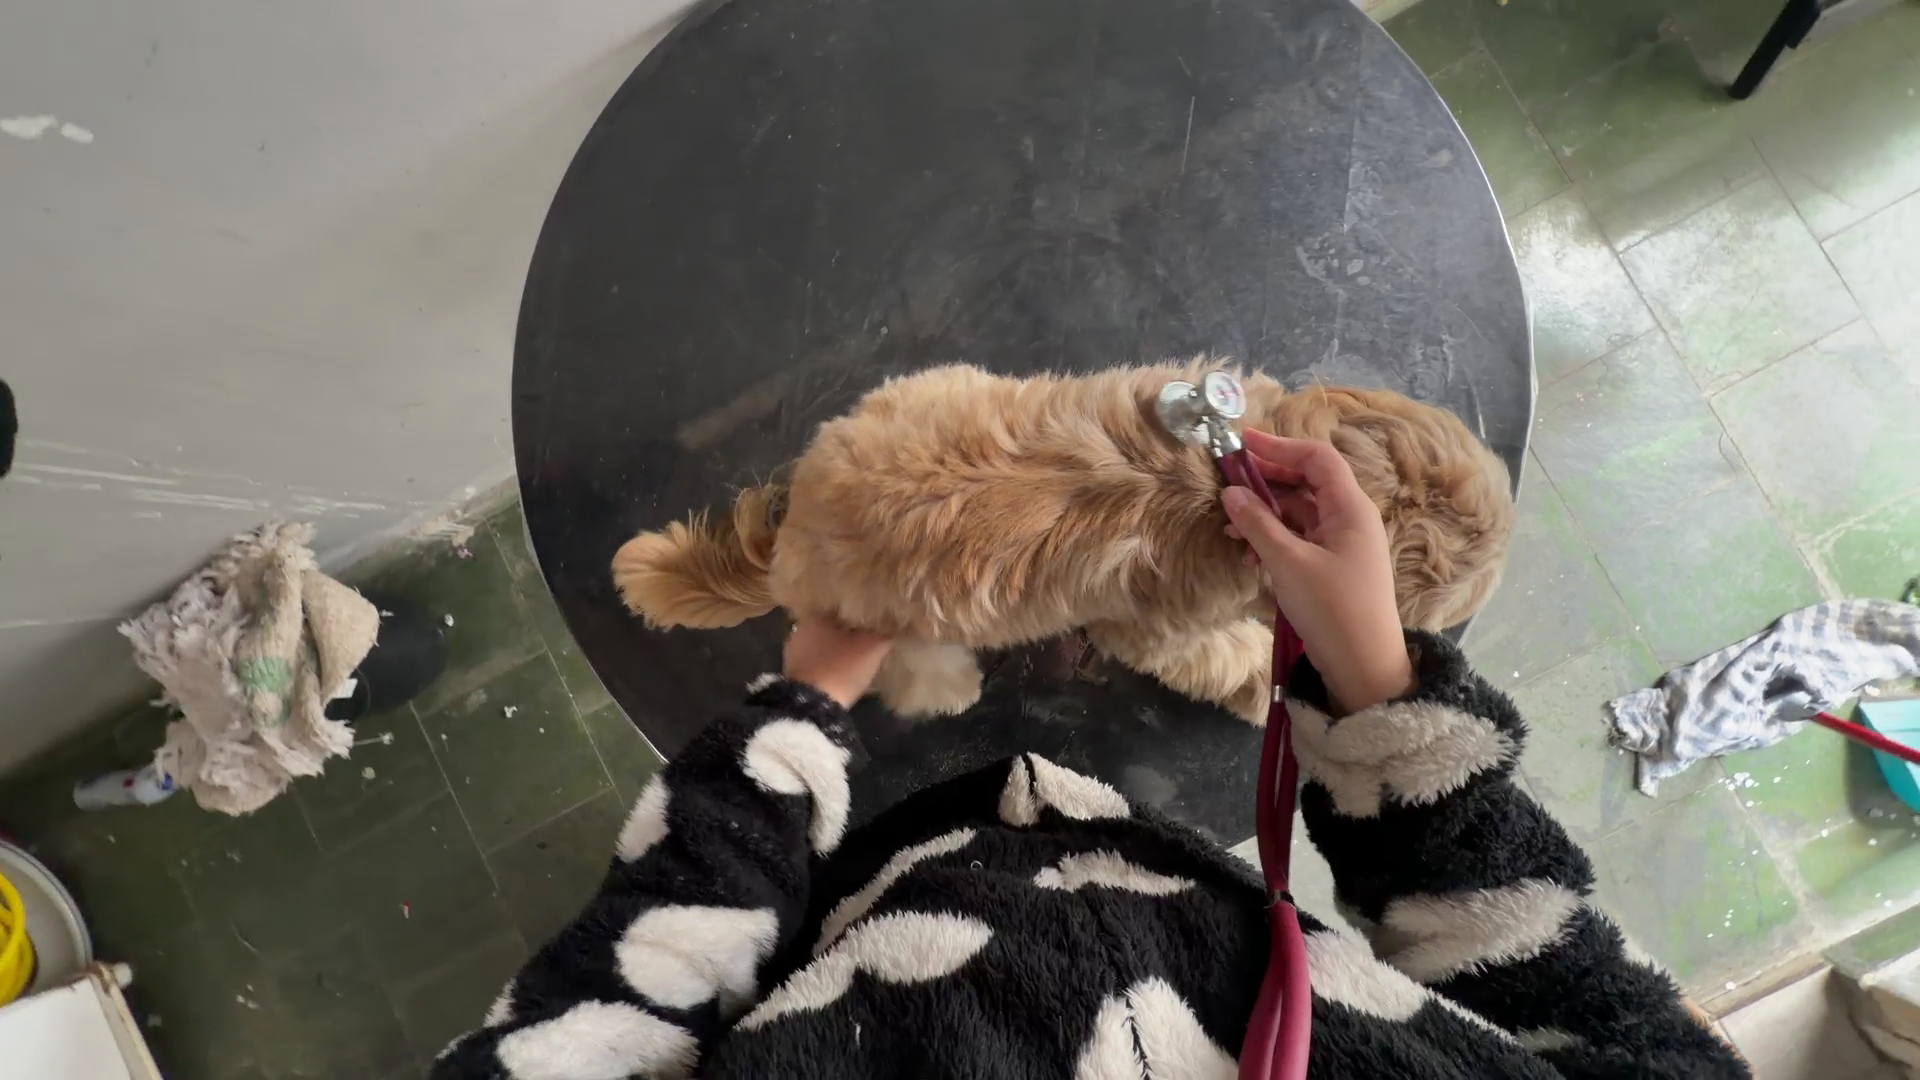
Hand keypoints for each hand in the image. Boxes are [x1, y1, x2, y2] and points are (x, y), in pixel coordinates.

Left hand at [782, 617, 893, 707]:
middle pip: (831, 627)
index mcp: (815, 617)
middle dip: (849, 632)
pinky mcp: (794, 677)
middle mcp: (800, 631)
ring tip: (860, 657)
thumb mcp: (873, 648)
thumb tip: (896, 624)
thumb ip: (885, 633)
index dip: (859, 612)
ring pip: (823, 646)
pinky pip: (818, 665)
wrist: (812, 707)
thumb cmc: (841, 668)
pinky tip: (845, 673)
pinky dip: (830, 667)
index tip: (874, 619)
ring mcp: (793, 655)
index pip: (841, 607)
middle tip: (870, 638)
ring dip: (839, 651)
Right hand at [1221, 430, 1413, 714]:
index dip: (1279, 446)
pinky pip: (1297, 537)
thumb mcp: (1288, 563)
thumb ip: (1257, 524)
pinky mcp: (1329, 566)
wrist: (1362, 665)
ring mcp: (1340, 543)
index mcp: (1350, 509)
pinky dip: (1271, 538)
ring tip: (1229, 525)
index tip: (1241, 443)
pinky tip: (1247, 554)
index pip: (1316, 459)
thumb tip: (1230, 493)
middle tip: (1228, 480)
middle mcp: (1348, 519)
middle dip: (1266, 479)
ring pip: (1297, 512)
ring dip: (1263, 513)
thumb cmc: (1331, 608)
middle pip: (1305, 482)